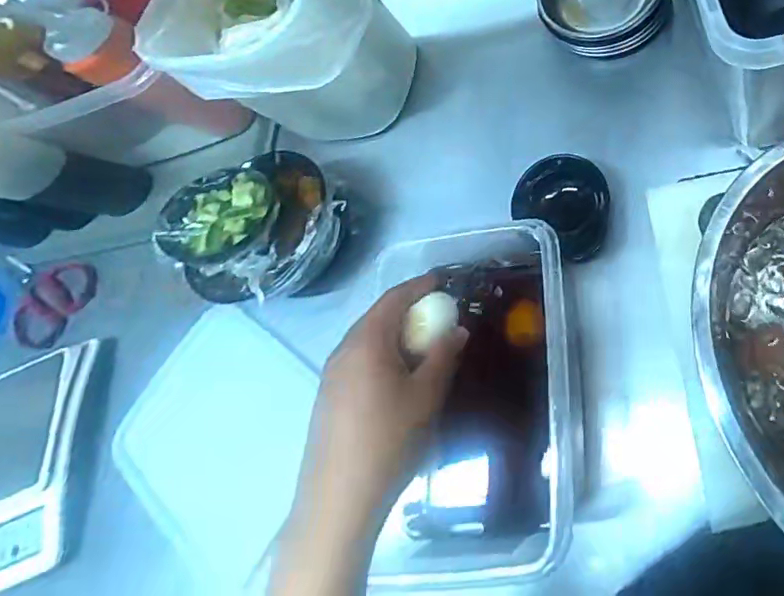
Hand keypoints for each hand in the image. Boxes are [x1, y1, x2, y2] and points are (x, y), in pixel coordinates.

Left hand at [272, 274, 467, 595]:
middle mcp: (343, 350)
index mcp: (366, 341)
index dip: (419, 286)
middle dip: (408, 310)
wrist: (337, 502)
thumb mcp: (426, 397)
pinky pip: (358, 361)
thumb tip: (457, 330)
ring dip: (394, 335)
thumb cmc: (388, 441)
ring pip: (366, 340)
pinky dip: (381, 355)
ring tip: (422, 347)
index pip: (394, 298)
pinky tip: (397, 379)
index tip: (442, 281)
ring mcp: (331, 375)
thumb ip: (443, 357)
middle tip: (437, 315)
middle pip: (377, 316)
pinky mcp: (327, 398)